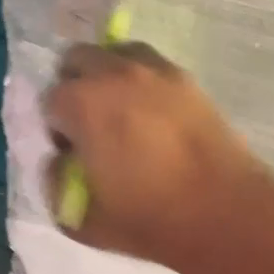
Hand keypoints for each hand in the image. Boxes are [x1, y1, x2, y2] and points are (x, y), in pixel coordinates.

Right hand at [44, 43, 273, 265]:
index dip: (56, 128)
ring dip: (108, 76)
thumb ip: (56, 183)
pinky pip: (152, 66)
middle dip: (75, 87)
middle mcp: (115, 74)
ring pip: (116, 54)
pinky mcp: (188, 80)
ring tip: (122, 114)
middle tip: (89, 126)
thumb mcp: (82, 220)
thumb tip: (61, 160)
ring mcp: (156, 71)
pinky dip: (142, 81)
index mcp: (83, 104)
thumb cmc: (149, 219)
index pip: (49, 100)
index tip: (72, 153)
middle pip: (78, 60)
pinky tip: (153, 116)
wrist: (224, 213)